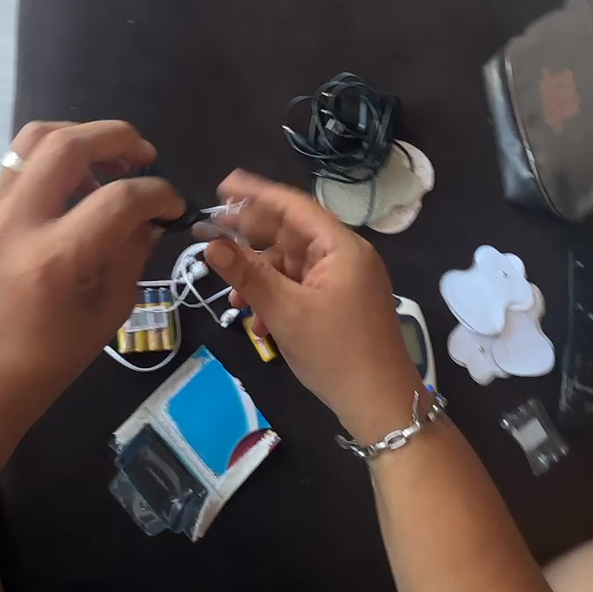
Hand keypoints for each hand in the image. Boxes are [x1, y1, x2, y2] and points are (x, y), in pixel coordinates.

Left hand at [0, 121, 183, 417]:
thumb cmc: (52, 355)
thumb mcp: (110, 309)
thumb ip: (133, 251)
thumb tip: (150, 214)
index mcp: (57, 258)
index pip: (119, 198)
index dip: (158, 193)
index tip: (172, 206)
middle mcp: (22, 222)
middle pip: (69, 144)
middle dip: (118, 137)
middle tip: (146, 156)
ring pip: (38, 136)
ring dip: (84, 136)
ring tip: (111, 163)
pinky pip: (23, 156)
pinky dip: (59, 152)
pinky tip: (81, 181)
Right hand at [204, 170, 423, 440]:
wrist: (381, 406)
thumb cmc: (336, 353)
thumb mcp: (286, 312)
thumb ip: (247, 275)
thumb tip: (211, 245)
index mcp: (340, 246)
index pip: (294, 206)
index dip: (256, 193)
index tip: (223, 184)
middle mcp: (345, 255)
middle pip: (291, 233)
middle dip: (251, 238)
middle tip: (212, 234)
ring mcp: (344, 279)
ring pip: (292, 263)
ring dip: (260, 275)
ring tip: (231, 296)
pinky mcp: (341, 302)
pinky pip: (301, 285)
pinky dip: (277, 295)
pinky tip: (256, 319)